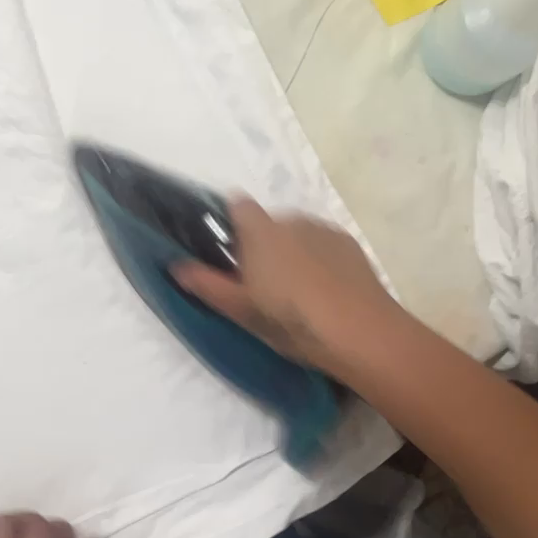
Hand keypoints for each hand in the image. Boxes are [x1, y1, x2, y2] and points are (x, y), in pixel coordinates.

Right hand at [170, 198, 400, 375]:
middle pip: (268, 223)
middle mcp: (292, 220)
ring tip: (296, 293)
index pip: (238, 206)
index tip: (230, 254)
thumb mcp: (241, 310)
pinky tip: (324, 291)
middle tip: (261, 286)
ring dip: (292, 252)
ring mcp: (324, 229)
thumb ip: (207, 284)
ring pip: (298, 234)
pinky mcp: (350, 245)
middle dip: (262, 245)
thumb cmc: (291, 320)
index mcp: (260, 231)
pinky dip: (319, 260)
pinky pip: (323, 245)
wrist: (360, 331)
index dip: (231, 224)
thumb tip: (177, 266)